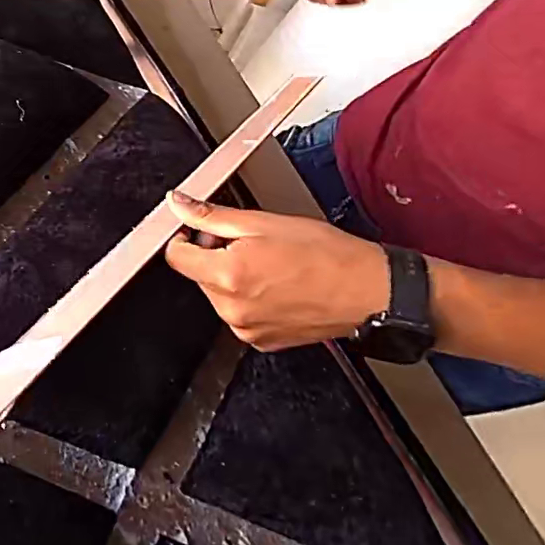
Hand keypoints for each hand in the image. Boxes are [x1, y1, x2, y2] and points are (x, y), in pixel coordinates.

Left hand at [162, 192, 386, 349]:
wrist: (367, 289)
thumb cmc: (325, 254)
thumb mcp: (263, 222)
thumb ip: (212, 215)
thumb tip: (179, 203)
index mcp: (229, 275)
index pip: (177, 257)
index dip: (184, 237)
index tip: (197, 229)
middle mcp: (232, 308)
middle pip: (198, 275)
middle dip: (213, 255)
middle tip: (247, 242)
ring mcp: (246, 329)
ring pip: (218, 294)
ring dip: (230, 276)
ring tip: (268, 263)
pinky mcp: (261, 341)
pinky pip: (239, 313)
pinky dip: (247, 297)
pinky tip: (275, 284)